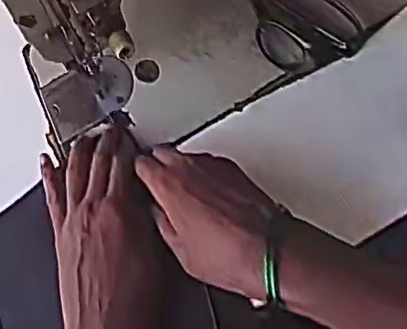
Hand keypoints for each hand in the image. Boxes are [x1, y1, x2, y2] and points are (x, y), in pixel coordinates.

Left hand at [42, 128, 161, 328]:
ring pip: (73, 171)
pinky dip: (48, 174)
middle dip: (105, 141)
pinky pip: (52, 196)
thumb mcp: (153, 255)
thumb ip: (146, 218)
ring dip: (80, 149)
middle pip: (98, 162)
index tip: (129, 136)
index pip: (122, 165)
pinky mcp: (60, 233)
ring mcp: (73, 219)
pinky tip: (46, 161)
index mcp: (118, 211)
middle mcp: (92, 209)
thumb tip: (143, 197)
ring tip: (85, 137)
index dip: (126, 147)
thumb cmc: (131, 303)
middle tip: (110, 129)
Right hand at [133, 146, 277, 300]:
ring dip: (181, 169)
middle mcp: (185, 166)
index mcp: (167, 183)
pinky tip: (211, 197)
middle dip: (156, 165)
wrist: (269, 251)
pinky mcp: (229, 166)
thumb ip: (161, 222)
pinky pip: (206, 163)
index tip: (139, 181)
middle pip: (159, 151)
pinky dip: (204, 174)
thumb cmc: (229, 255)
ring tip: (189, 195)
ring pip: (183, 156)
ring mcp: (208, 163)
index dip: (137, 172)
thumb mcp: (181, 251)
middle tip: (160, 186)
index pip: (139, 162)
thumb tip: (157, 213)